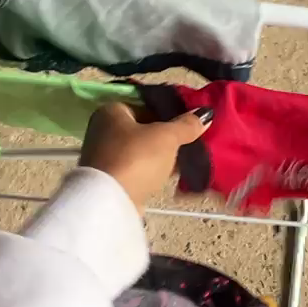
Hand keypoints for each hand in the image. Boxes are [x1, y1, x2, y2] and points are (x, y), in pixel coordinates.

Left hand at [80, 102, 210, 211]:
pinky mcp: (111, 180)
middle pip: (142, 129)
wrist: (111, 201)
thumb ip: (186, 125)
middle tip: (189, 140)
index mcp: (110, 111)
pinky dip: (153, 171)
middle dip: (165, 136)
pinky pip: (138, 169)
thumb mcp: (167, 137)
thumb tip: (205, 114)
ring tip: (185, 159)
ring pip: (141, 151)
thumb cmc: (136, 158)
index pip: (144, 104)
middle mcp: (102, 131)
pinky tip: (171, 175)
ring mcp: (105, 157)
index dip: (167, 111)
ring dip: (161, 156)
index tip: (188, 121)